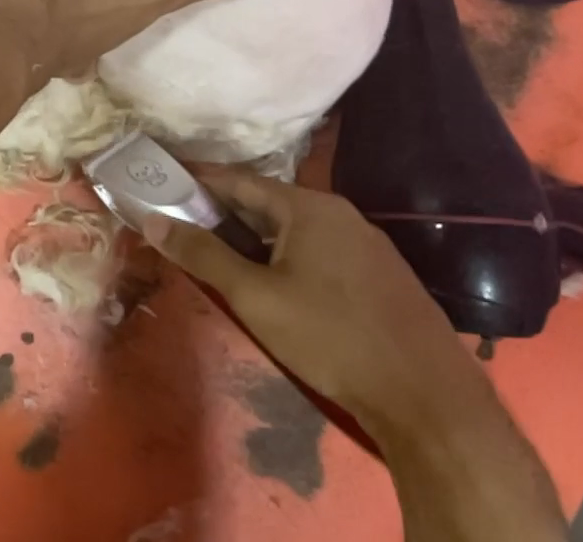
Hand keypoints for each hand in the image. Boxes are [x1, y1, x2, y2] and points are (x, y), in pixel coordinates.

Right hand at [144, 168, 491, 435]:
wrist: (430, 402)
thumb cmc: (331, 338)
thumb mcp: (253, 296)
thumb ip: (201, 253)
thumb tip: (152, 220)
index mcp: (311, 209)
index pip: (237, 180)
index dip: (193, 181)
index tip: (156, 184)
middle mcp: (341, 216)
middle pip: (264, 203)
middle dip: (217, 212)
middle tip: (174, 223)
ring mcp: (366, 247)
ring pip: (289, 230)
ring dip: (247, 237)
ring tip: (209, 253)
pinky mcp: (378, 277)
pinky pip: (315, 251)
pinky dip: (279, 255)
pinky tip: (263, 281)